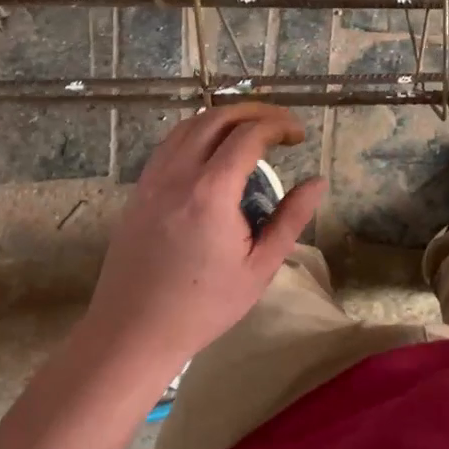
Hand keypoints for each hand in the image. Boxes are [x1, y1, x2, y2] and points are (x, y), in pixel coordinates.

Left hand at [83, 103, 324, 368]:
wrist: (131, 336)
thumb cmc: (202, 307)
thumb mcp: (259, 268)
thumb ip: (290, 220)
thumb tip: (317, 182)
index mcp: (211, 193)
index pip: (249, 135)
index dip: (279, 125)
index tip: (299, 136)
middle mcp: (178, 176)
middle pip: (217, 118)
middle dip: (255, 112)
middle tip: (281, 125)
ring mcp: (152, 181)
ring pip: (189, 125)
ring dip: (225, 118)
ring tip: (251, 131)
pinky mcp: (138, 192)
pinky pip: (169, 144)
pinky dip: (197, 132)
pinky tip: (214, 150)